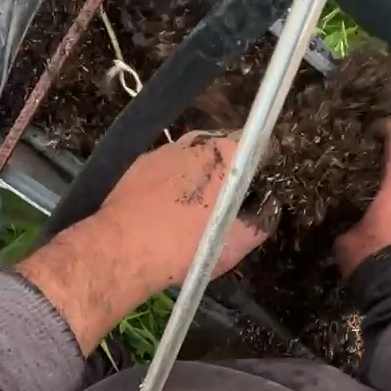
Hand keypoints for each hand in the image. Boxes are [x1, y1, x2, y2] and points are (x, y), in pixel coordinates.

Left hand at [16, 132, 269, 352]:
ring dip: (197, 180)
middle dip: (228, 174)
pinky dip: (170, 187)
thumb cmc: (186, 245)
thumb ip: (260, 223)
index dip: (261, 169)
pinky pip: (166, 171)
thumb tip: (267, 210)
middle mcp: (197, 140)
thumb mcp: (235, 244)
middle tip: (225, 209)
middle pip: (223, 152)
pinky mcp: (139, 164)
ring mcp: (164, 149)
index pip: (258, 146)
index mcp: (229, 152)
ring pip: (192, 161)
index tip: (257, 191)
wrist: (123, 250)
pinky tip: (164, 214)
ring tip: (191, 215)